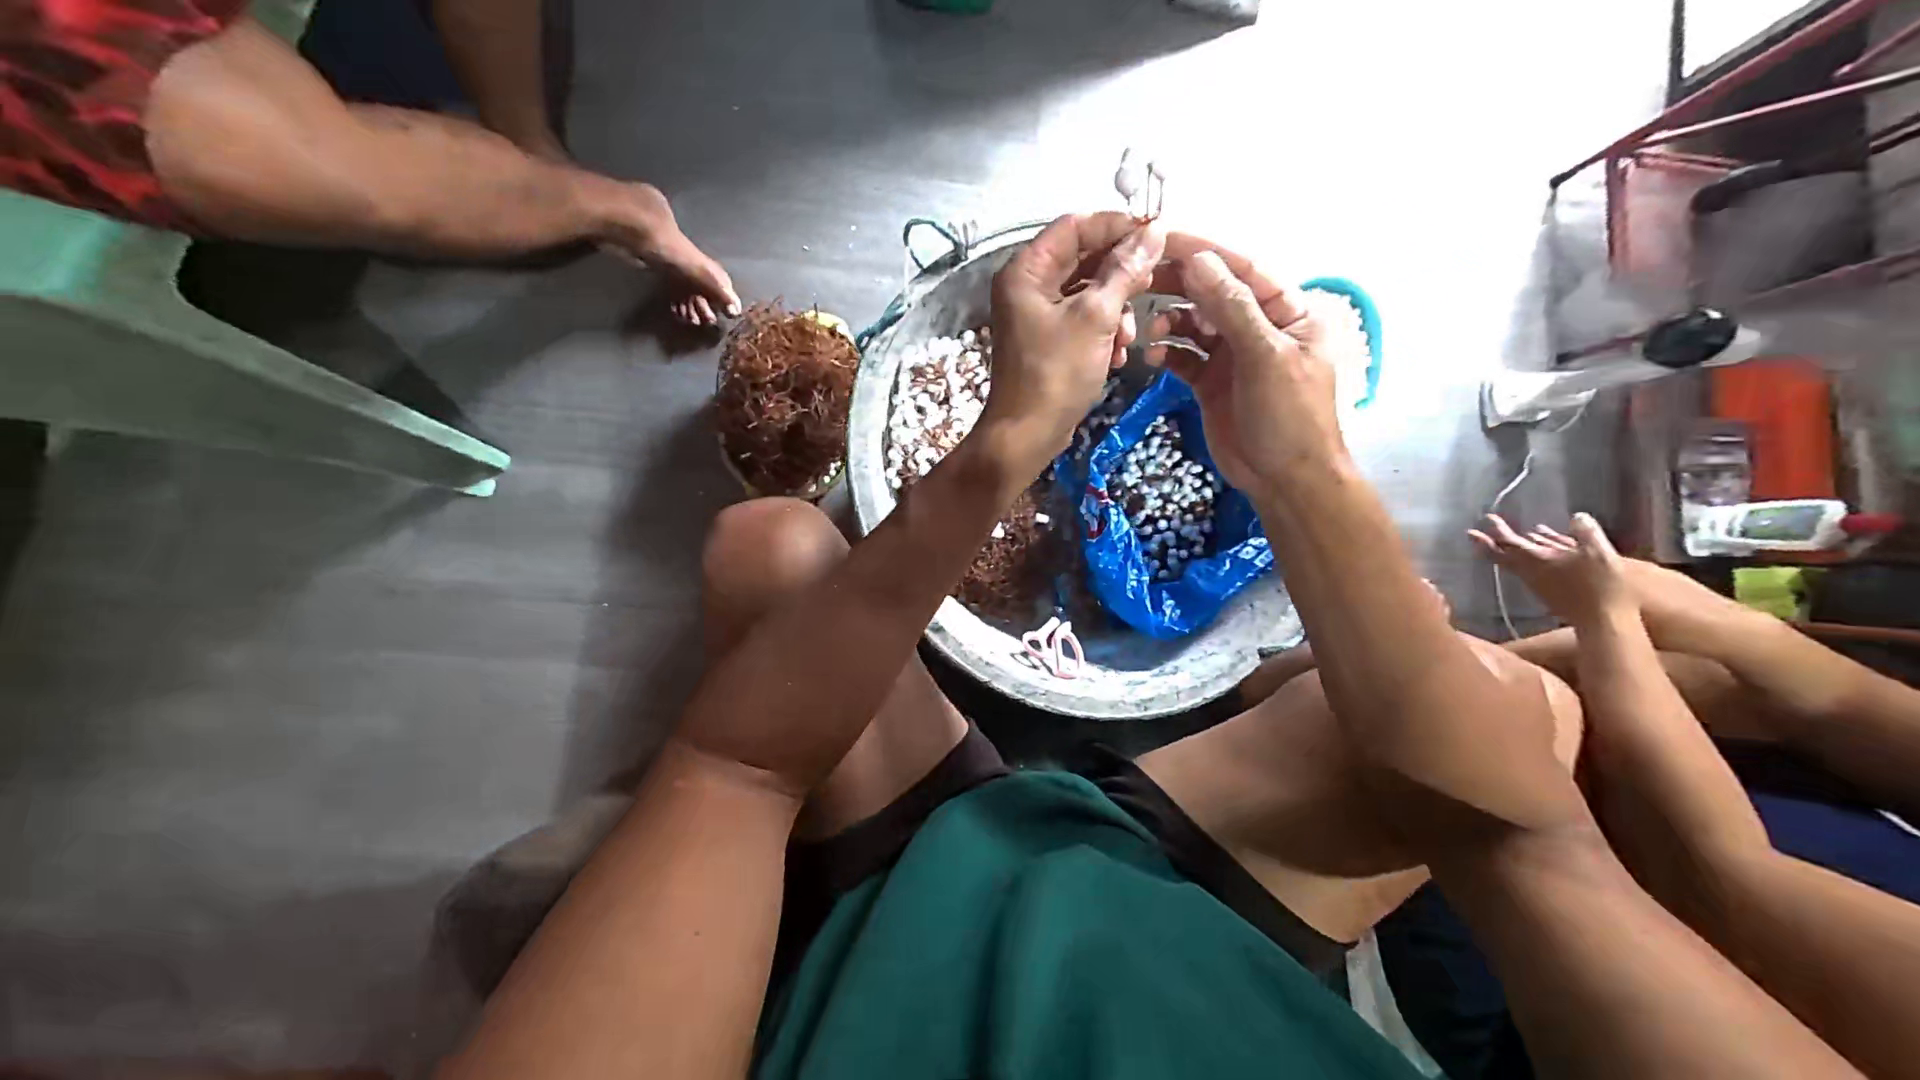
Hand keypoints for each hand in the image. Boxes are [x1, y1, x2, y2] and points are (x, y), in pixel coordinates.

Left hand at [976, 212, 1165, 475]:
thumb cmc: (1056, 373)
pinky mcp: (1048, 339)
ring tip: (1130, 336)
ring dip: (1116, 308)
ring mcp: (1036, 314)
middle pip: (1083, 258)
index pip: (1075, 226)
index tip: (1155, 236)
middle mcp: (1027, 286)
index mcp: (1026, 270)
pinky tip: (1119, 354)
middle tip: (1150, 286)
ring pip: (1087, 291)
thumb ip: (1124, 271)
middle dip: (1119, 274)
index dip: (1116, 226)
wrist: (1028, 434)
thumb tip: (1153, 232)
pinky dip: (1104, 331)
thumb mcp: (1096, 317)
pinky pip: (1082, 319)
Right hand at [1145, 244, 1346, 504]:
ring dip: (1170, 322)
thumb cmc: (1289, 415)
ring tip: (1151, 331)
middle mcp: (1257, 327)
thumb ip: (1233, 308)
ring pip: (1194, 324)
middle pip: (1212, 293)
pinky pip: (1183, 356)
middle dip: (1179, 286)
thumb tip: (1200, 262)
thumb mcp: (1266, 356)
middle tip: (1140, 280)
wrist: (1284, 478)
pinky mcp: (1210, 380)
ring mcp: (1232, 355)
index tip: (1163, 240)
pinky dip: (1167, 353)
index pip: (1242, 269)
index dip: (1204, 253)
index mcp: (1286, 311)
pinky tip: (1153, 357)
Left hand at [1469, 513, 1632, 626]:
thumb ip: (1587, 533)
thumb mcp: (1600, 553)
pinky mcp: (1547, 593)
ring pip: (1514, 565)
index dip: (1498, 529)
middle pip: (1502, 556)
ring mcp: (1536, 584)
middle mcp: (1530, 572)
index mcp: (1537, 560)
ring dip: (1507, 551)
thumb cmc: (1601, 586)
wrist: (1604, 621)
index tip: (1486, 519)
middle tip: (1473, 534)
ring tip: (1505, 541)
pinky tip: (1537, 556)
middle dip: (1487, 543)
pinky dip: (1527, 560)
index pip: (1509, 542)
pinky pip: (1529, 571)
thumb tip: (1576, 516)